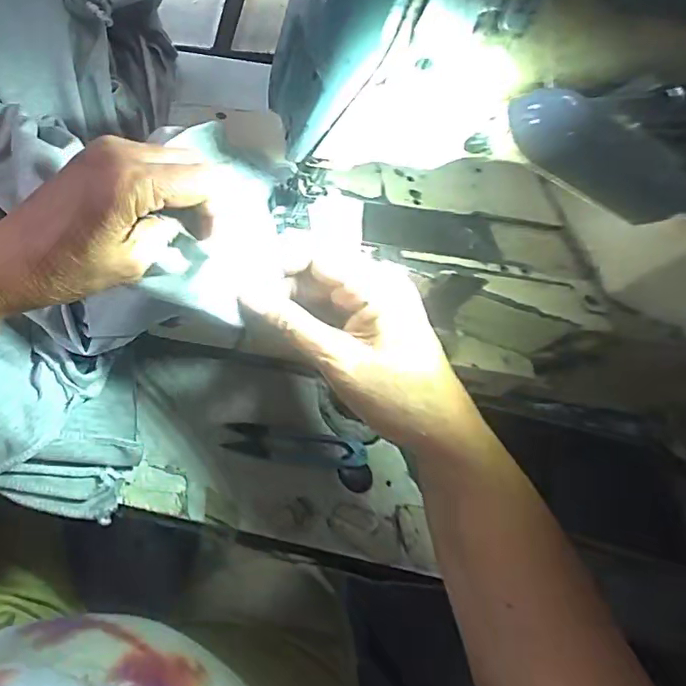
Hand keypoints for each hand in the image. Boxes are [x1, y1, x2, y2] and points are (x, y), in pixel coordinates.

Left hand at [0, 135, 216, 315]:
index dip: (212, 210)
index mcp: (132, 179)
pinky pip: (141, 157)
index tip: (205, 240)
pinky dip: (155, 178)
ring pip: (165, 156)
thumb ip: (162, 236)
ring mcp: (105, 147)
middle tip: (193, 231)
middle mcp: (122, 151)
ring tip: (170, 221)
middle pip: (186, 160)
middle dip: (199, 194)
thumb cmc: (65, 269)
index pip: (200, 179)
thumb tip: (177, 223)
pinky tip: (148, 206)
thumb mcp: (126, 263)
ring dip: (177, 184)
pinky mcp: (93, 153)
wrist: (8, 259)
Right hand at [242, 250, 486, 460]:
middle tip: (244, 297)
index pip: (317, 252)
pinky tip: (277, 318)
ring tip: (254, 307)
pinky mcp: (366, 313)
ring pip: (315, 282)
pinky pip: (325, 299)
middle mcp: (375, 280)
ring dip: (286, 294)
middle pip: (314, 263)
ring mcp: (371, 296)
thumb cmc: (398, 397)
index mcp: (377, 283)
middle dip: (278, 278)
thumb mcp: (338, 360)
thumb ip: (291, 323)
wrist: (441, 433)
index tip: (245, 278)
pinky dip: (301, 308)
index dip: (278, 260)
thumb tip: (248, 294)